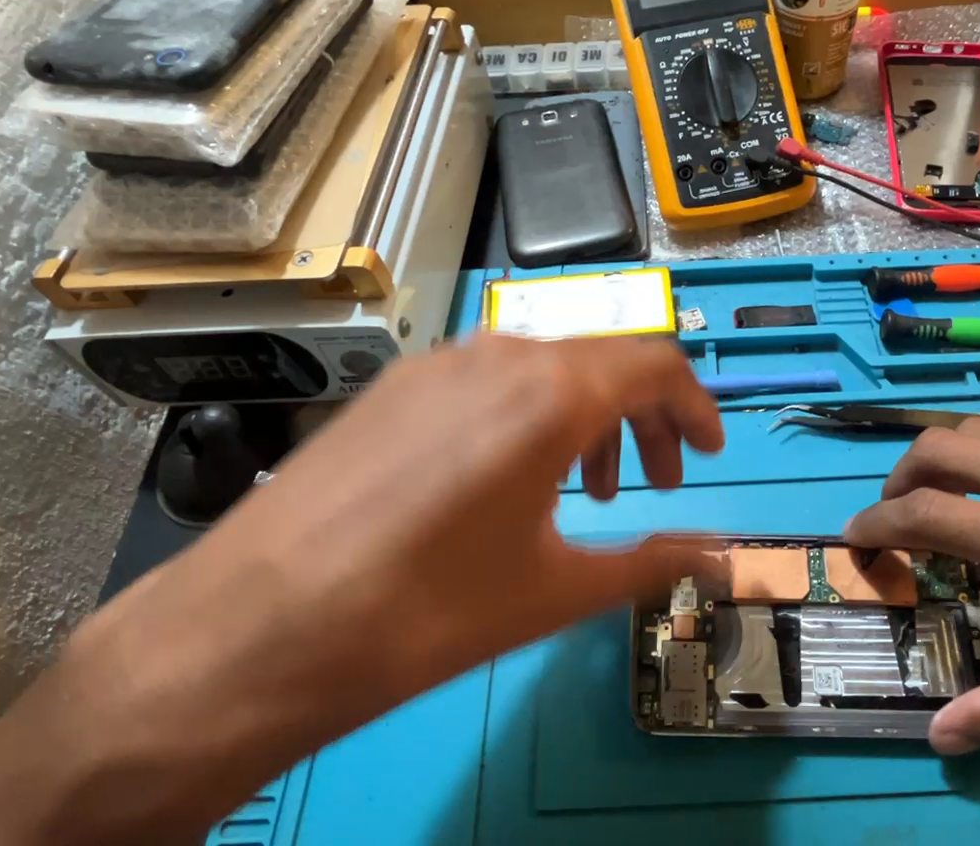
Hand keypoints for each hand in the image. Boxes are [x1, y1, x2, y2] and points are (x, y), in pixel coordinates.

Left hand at [91, 335, 724, 728]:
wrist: (257, 624)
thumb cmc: (426, 612)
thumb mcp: (555, 591)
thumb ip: (652, 560)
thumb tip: (723, 557)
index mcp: (551, 393)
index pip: (656, 364)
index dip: (695, 407)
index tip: (708, 452)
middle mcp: (499, 354)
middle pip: (603, 360)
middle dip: (643, 418)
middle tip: (652, 483)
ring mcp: (440, 363)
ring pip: (544, 367)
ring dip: (585, 416)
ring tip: (579, 491)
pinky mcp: (396, 384)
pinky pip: (488, 379)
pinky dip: (528, 415)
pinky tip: (504, 479)